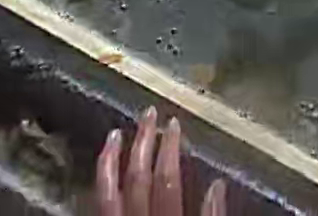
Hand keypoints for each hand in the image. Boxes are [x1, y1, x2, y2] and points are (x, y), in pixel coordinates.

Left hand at [96, 106, 226, 215]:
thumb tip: (218, 185)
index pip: (167, 181)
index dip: (169, 150)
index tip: (174, 122)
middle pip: (138, 180)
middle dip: (143, 143)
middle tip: (149, 112)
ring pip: (109, 193)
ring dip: (111, 161)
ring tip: (115, 133)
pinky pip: (100, 204)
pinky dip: (102, 182)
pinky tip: (104, 166)